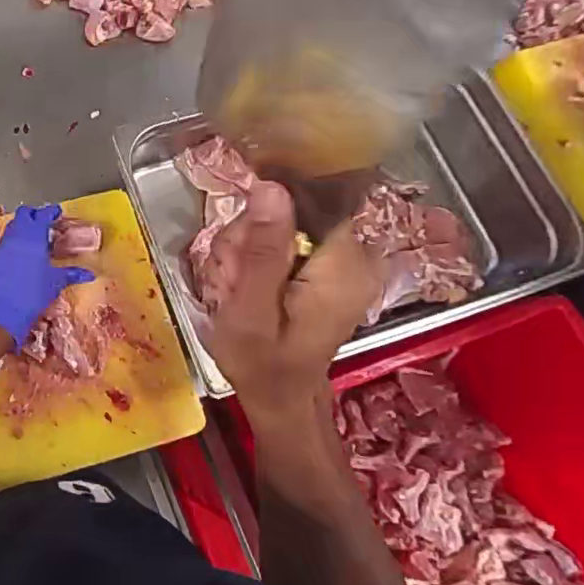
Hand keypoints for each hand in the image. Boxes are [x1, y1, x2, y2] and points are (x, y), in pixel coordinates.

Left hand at [0, 204, 94, 346]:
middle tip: (43, 224)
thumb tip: (88, 274)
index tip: (56, 213)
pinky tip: (19, 257)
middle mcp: (15, 237)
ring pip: (11, 228)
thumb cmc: (34, 294)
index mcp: (33, 237)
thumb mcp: (55, 282)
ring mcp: (0, 246)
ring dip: (22, 229)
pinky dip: (12, 244)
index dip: (50, 212)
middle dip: (34, 215)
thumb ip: (72, 274)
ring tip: (33, 241)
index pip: (42, 214)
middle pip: (23, 215)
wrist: (3, 312)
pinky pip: (3, 244)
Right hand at [203, 181, 380, 422]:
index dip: (266, 208)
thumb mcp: (250, 309)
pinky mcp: (330, 269)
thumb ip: (261, 249)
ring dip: (248, 250)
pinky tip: (246, 287)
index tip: (238, 243)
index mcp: (342, 264)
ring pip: (284, 225)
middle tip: (229, 279)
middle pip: (292, 211)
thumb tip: (270, 188)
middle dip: (249, 237)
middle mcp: (354, 256)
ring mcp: (344, 262)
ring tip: (233, 288)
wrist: (280, 396)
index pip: (311, 197)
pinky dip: (260, 260)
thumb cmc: (261, 363)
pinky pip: (288, 243)